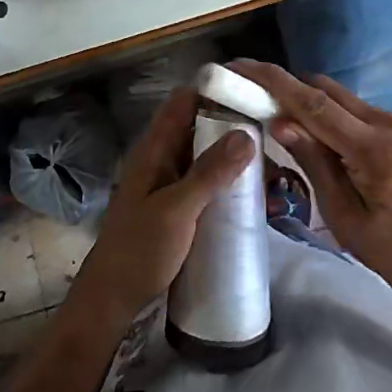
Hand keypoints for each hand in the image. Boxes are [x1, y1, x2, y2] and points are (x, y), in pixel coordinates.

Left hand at [67, 87, 256, 325]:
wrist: (114, 299)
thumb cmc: (140, 250)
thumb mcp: (177, 209)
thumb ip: (209, 173)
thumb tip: (247, 134)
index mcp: (154, 151)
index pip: (183, 104)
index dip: (214, 92)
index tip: (254, 94)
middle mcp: (163, 161)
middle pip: (201, 131)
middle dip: (236, 131)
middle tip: (277, 140)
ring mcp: (172, 187)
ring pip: (209, 162)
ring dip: (238, 164)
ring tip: (276, 176)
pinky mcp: (181, 211)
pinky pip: (210, 190)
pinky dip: (232, 190)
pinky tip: (260, 203)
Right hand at [229, 62, 391, 285]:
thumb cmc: (386, 245)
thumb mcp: (340, 212)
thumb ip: (313, 162)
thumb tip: (279, 121)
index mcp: (373, 148)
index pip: (314, 104)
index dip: (273, 82)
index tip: (238, 66)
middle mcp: (383, 122)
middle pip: (320, 89)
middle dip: (277, 83)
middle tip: (237, 86)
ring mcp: (385, 120)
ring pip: (328, 93)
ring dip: (292, 93)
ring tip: (254, 100)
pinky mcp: (382, 125)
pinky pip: (337, 105)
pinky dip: (308, 105)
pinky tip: (286, 116)